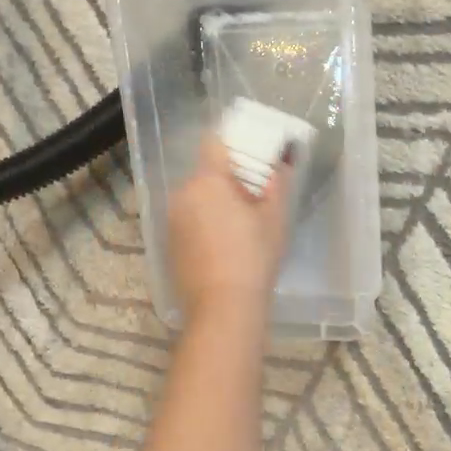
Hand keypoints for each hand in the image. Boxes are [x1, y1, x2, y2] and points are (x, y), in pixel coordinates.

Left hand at [167, 136, 295, 318]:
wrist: (223, 308)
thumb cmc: (253, 258)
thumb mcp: (274, 220)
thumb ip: (277, 185)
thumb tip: (281, 163)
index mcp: (208, 181)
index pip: (216, 143)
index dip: (236, 146)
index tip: (254, 160)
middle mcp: (183, 194)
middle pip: (206, 175)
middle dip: (228, 182)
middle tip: (254, 202)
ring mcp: (172, 221)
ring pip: (197, 201)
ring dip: (215, 207)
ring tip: (240, 231)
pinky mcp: (169, 245)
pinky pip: (189, 224)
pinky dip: (205, 228)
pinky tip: (224, 251)